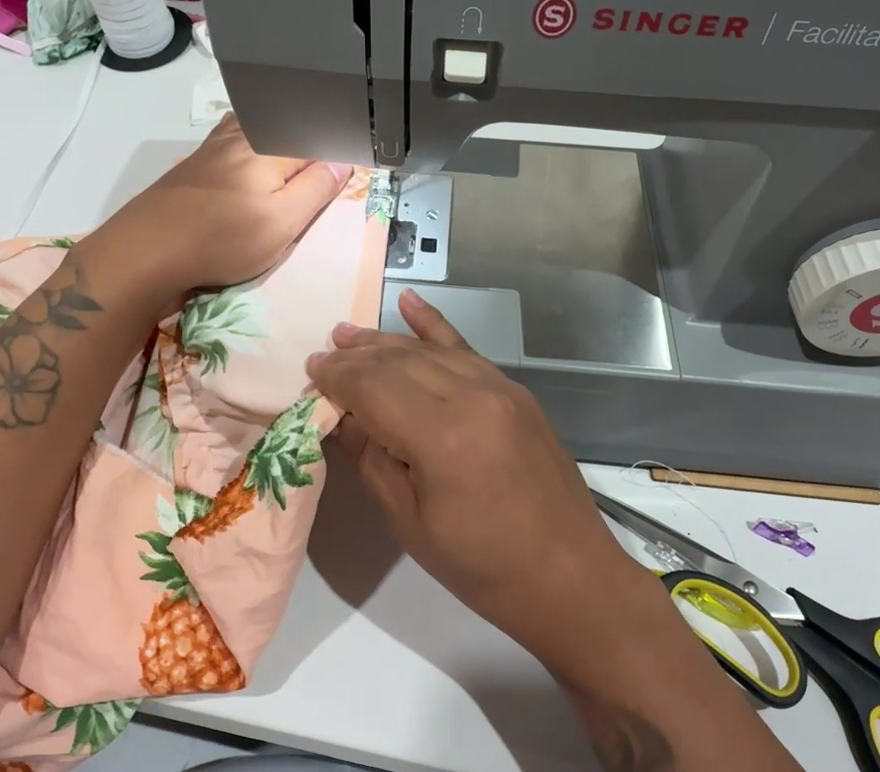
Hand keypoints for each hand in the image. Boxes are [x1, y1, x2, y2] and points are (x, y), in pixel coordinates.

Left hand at [101, 114, 350, 297]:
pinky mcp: (197, 163)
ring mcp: (215, 146)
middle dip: (311, 141)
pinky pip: (238, 145)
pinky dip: (255, 151)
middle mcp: (243, 134)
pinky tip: (257, 169)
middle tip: (332, 166)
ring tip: (299, 166)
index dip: (339, 149)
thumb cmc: (219, 241)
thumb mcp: (281, 224)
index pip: (318, 137)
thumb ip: (315, 189)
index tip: (355, 163)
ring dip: (281, 144)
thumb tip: (342, 160)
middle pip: (288, 128)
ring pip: (261, 133)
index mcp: (270, 144)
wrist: (144, 251)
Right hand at [306, 290, 639, 653]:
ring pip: (430, 351)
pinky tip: (411, 302)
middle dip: (356, 357)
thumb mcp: (410, 522)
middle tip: (324, 355)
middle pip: (399, 361)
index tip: (310, 372)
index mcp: (440, 435)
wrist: (569, 576)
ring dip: (387, 341)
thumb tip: (342, 416)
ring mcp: (499, 389)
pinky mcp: (516, 393)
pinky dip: (436, 326)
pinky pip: (467, 350)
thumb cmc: (481, 565)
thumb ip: (372, 459)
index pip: (372, 386)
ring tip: (349, 334)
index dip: (337, 377)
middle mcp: (471, 397)